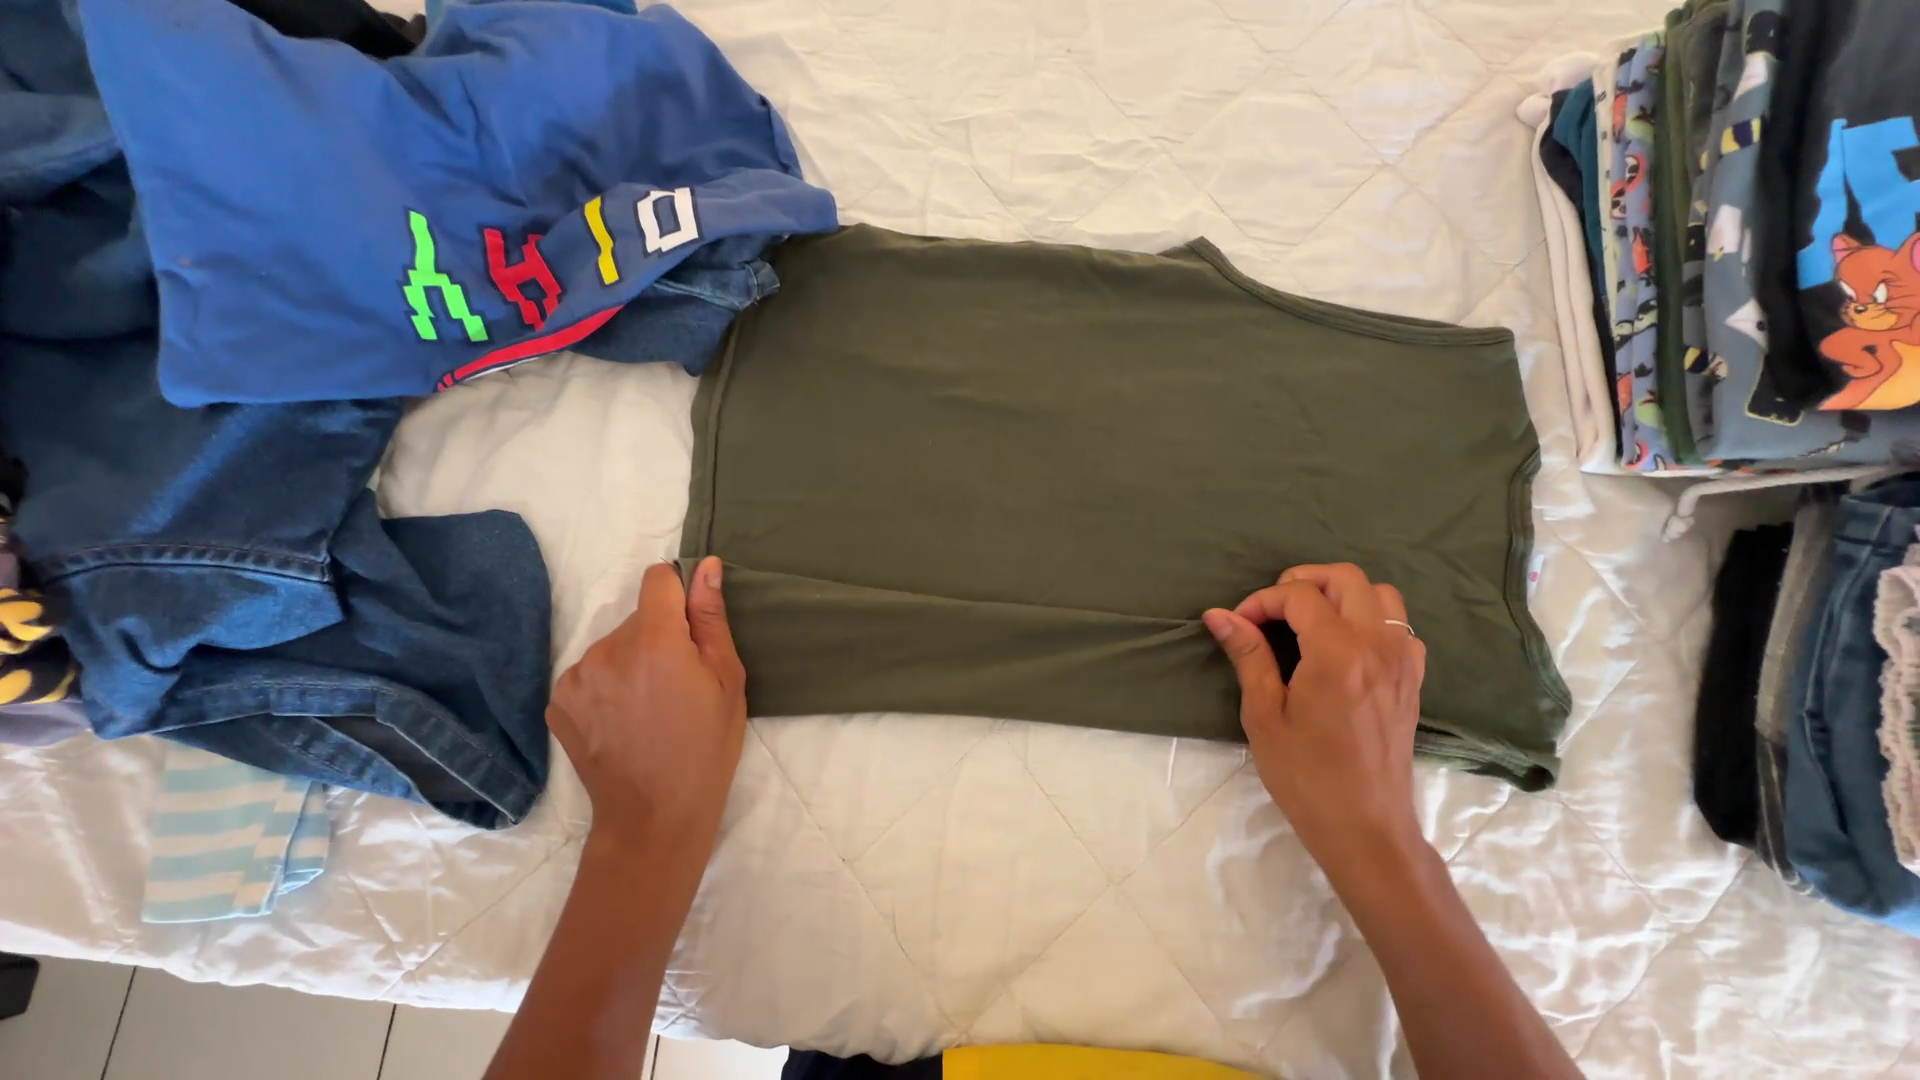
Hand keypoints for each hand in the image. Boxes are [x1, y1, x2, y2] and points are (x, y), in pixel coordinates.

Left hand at [548, 556, 746, 850]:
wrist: (653, 816)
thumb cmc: (706, 747)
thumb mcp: (727, 679)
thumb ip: (711, 617)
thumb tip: (705, 564)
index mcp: (655, 640)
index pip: (658, 579)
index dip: (679, 594)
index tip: (691, 628)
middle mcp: (607, 648)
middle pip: (639, 617)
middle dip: (660, 637)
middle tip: (679, 684)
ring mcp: (576, 676)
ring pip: (614, 646)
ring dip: (632, 662)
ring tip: (650, 707)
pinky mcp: (557, 701)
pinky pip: (590, 673)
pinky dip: (607, 686)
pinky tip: (623, 721)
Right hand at [1203, 564, 1428, 880]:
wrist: (1365, 826)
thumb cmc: (1305, 775)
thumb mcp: (1264, 714)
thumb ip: (1248, 655)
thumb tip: (1219, 614)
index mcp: (1338, 653)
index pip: (1299, 595)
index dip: (1262, 600)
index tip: (1239, 625)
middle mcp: (1378, 645)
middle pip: (1345, 578)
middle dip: (1302, 581)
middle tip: (1271, 609)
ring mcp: (1403, 659)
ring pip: (1378, 594)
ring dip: (1339, 594)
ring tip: (1306, 619)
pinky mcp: (1413, 677)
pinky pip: (1397, 624)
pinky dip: (1368, 617)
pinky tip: (1341, 645)